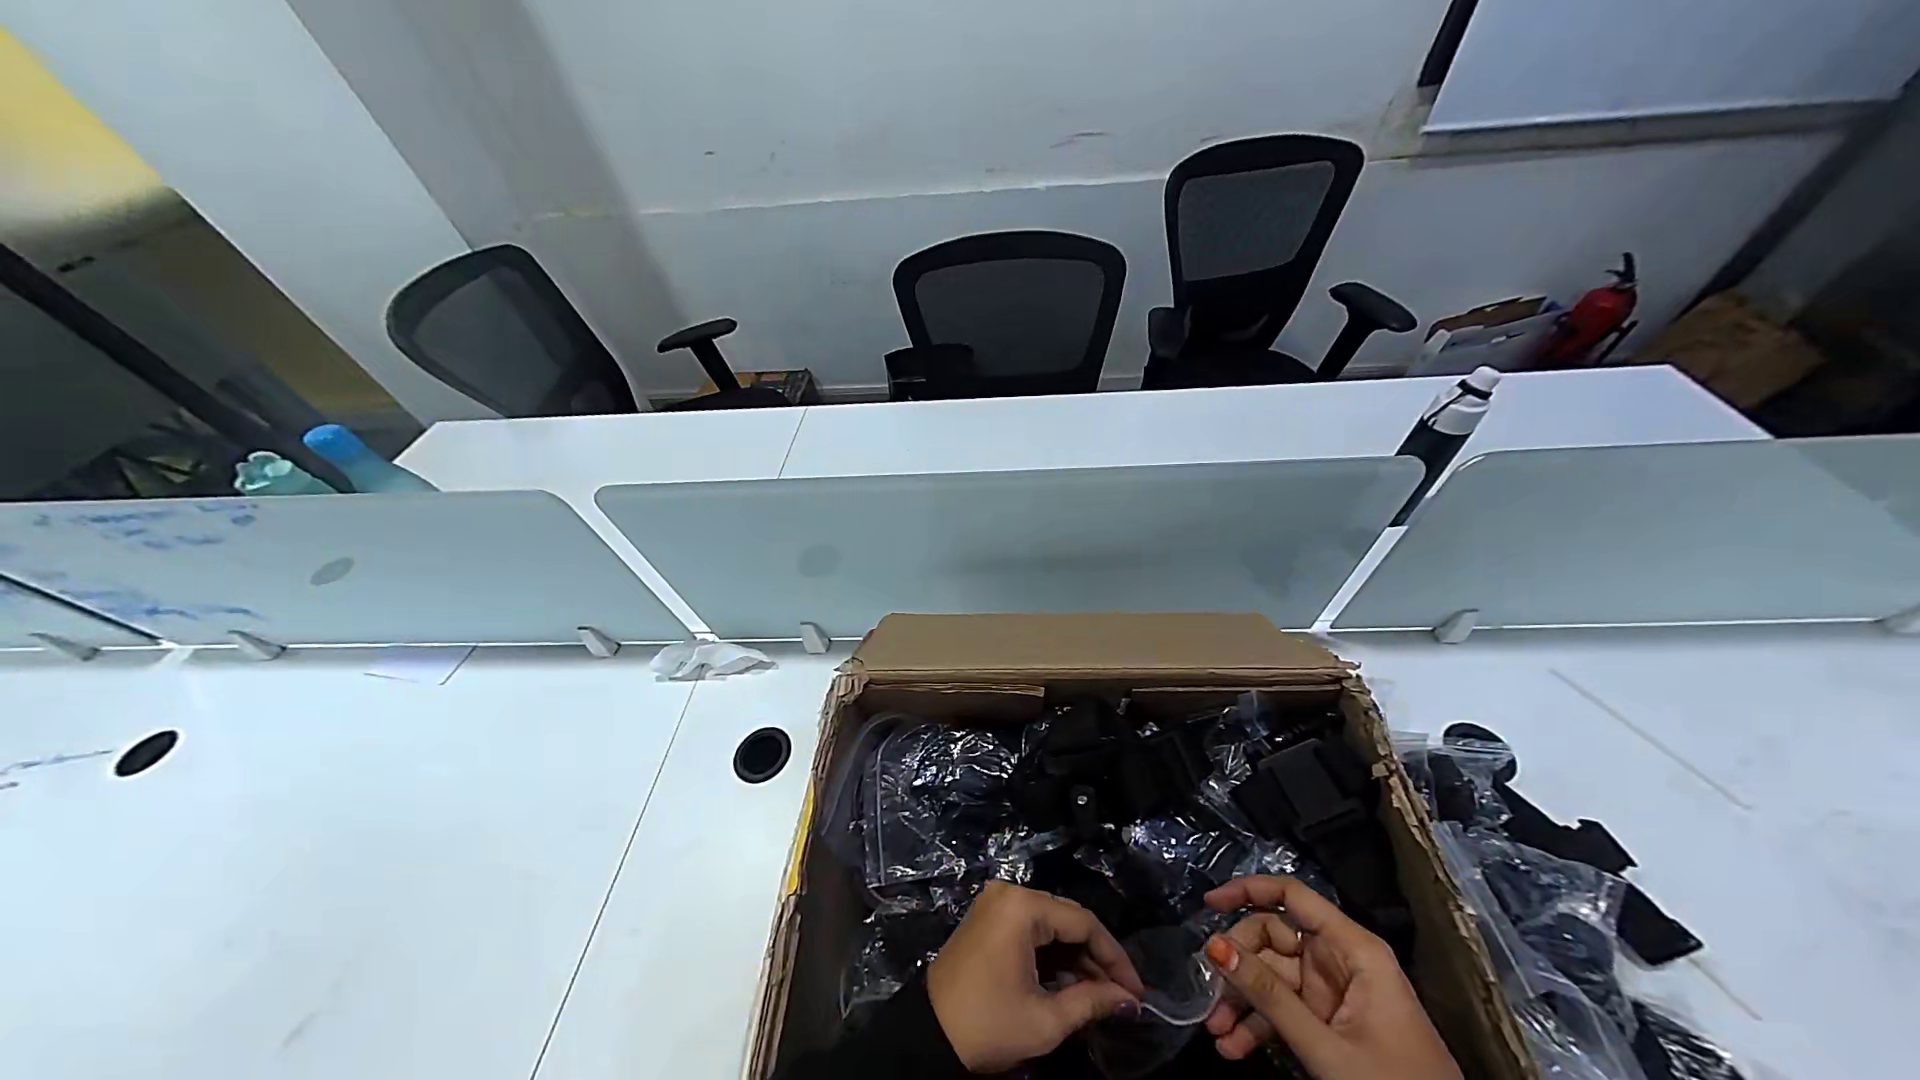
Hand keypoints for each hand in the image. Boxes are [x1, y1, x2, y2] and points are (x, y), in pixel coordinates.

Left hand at [927, 881, 1145, 1072]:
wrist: (928, 1035)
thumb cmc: (988, 1024)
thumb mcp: (1046, 1019)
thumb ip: (1093, 1002)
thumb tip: (1130, 1000)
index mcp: (1022, 906)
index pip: (1083, 922)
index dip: (1115, 957)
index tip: (1137, 991)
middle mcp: (1009, 894)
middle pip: (1067, 920)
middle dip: (1097, 959)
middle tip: (1122, 997)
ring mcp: (995, 904)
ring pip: (1051, 926)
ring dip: (1076, 960)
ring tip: (1100, 997)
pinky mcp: (988, 919)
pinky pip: (1030, 930)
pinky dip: (1052, 956)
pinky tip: (1070, 986)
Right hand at [1200, 876, 1460, 1079]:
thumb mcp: (1326, 1046)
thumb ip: (1269, 997)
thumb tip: (1214, 945)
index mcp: (1354, 949)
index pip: (1293, 896)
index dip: (1248, 891)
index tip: (1208, 904)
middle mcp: (1340, 960)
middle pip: (1273, 939)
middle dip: (1239, 967)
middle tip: (1211, 995)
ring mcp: (1332, 992)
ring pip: (1271, 978)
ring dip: (1240, 1003)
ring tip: (1216, 1032)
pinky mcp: (1328, 1022)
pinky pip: (1282, 1010)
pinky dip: (1256, 1026)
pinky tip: (1233, 1047)